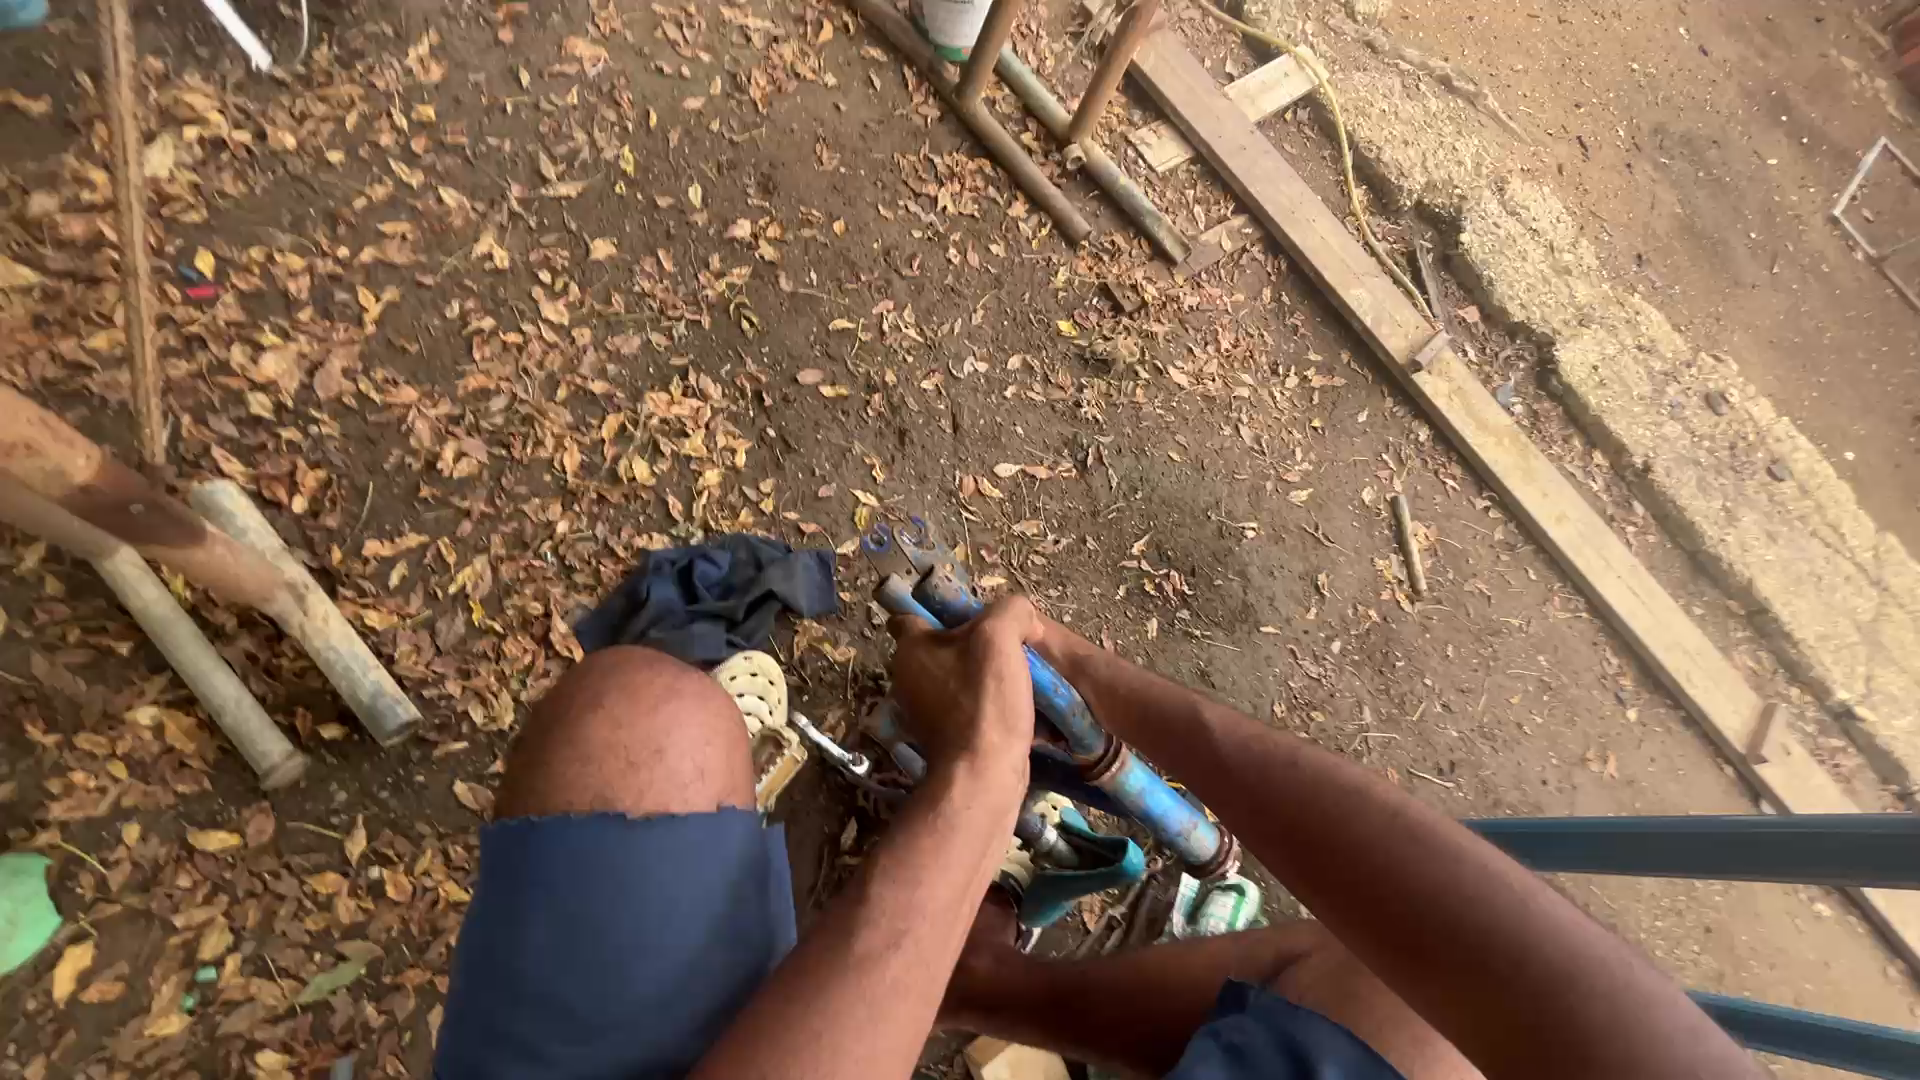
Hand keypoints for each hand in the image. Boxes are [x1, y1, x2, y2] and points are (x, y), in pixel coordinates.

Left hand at [887, 596, 1042, 771]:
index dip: (939, 608)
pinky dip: (988, 703)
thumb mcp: (998, 637)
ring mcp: (924, 711)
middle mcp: (908, 678)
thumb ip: (1010, 611)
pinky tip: (1015, 704)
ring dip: (985, 674)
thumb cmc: (983, 700)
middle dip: (973, 643)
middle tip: (1009, 644)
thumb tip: (1022, 617)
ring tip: (1020, 675)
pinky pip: (967, 706)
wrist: (983, 773)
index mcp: (910, 649)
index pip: (909, 615)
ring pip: (958, 677)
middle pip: (942, 646)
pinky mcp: (944, 737)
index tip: (973, 614)